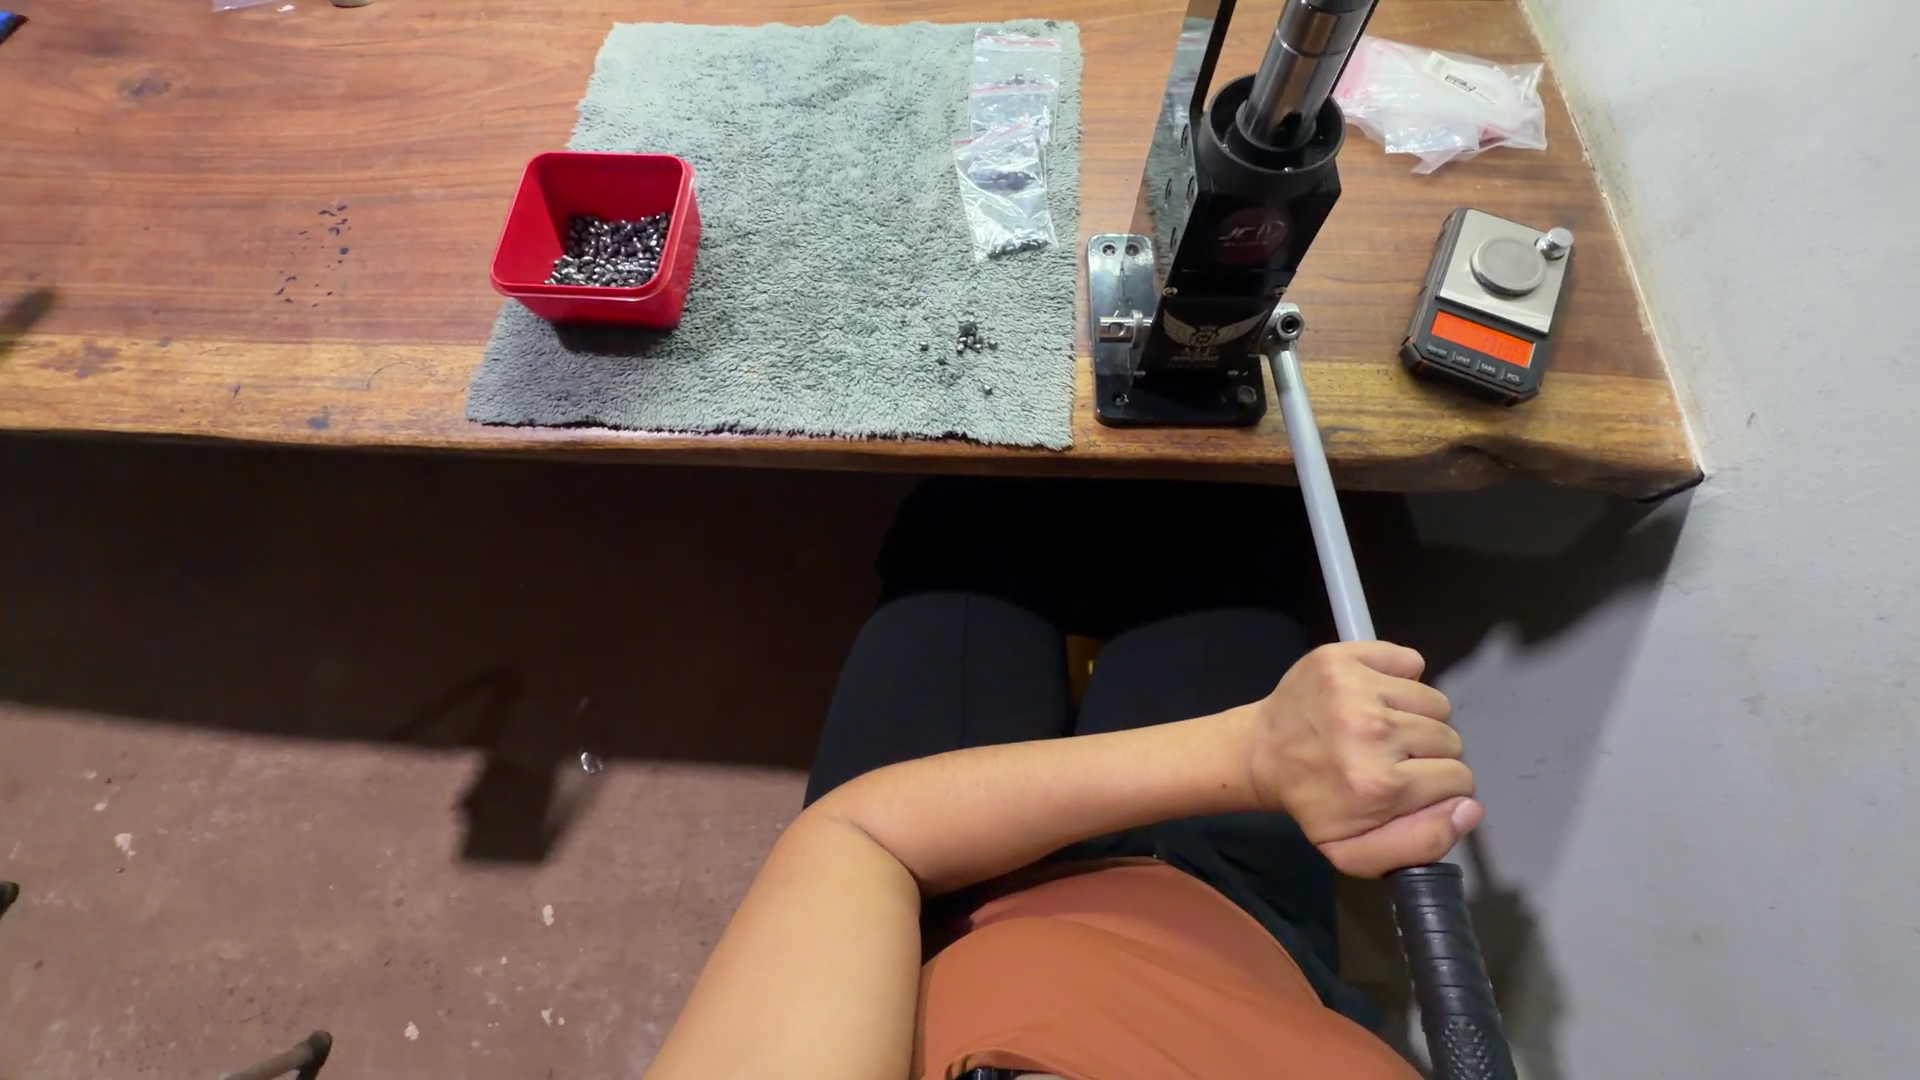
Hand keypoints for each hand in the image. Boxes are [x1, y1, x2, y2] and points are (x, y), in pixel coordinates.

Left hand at [1243, 641, 1481, 876]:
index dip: (1438, 786)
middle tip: (1385, 756)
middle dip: (1426, 751)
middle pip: (1449, 738)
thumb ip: (1423, 843)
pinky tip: (1373, 696)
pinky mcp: (1341, 657)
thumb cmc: (1312, 802)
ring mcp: (1353, 687)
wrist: (1260, 752)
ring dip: (1414, 715)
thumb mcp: (1356, 851)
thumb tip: (1469, 808)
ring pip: (1434, 701)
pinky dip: (1400, 676)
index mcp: (1379, 783)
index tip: (1404, 784)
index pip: (1459, 780)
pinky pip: (1409, 660)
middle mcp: (1370, 730)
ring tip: (1377, 728)